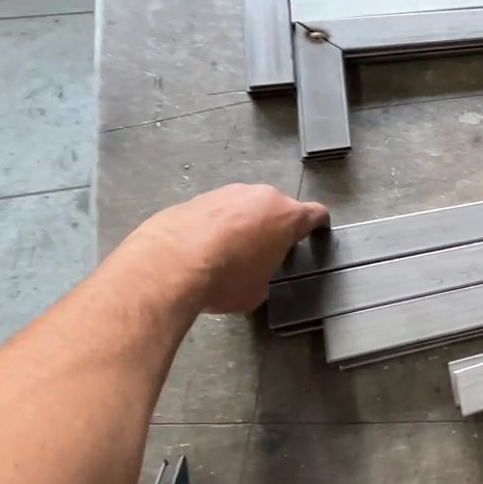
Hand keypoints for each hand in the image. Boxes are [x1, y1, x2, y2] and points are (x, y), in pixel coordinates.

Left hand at [120, 185, 329, 313]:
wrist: (166, 268)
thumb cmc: (225, 279)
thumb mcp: (258, 290)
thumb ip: (266, 274)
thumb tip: (253, 276)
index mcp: (288, 216)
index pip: (316, 214)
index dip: (316, 226)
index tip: (312, 236)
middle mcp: (262, 197)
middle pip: (277, 207)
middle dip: (272, 225)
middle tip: (260, 251)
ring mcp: (226, 193)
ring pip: (243, 206)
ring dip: (240, 223)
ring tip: (223, 252)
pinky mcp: (193, 199)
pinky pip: (212, 212)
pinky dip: (210, 226)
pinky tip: (197, 250)